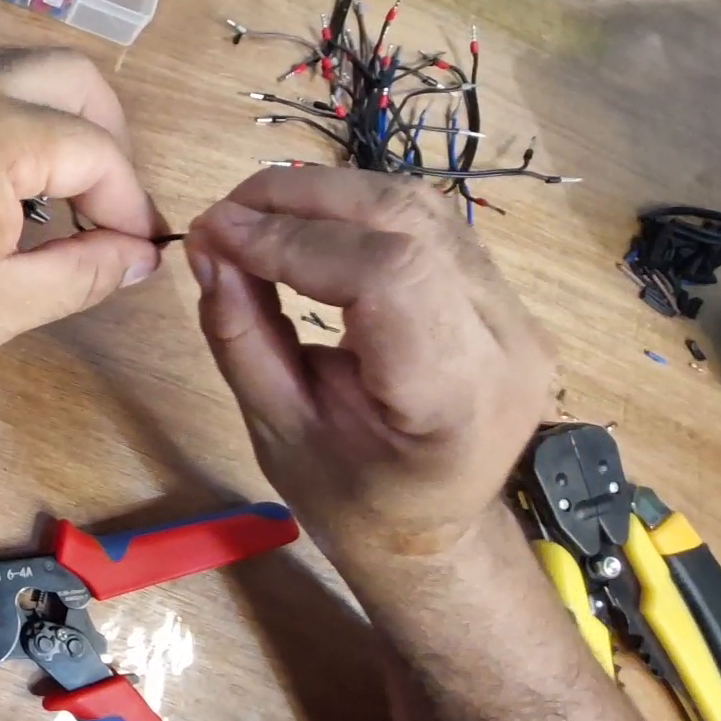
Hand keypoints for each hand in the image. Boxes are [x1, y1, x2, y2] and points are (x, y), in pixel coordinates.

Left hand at [0, 48, 163, 420]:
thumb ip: (88, 271)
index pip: (96, 150)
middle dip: (107, 139)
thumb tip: (143, 255)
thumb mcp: (3, 305)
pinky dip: (12, 119)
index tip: (139, 252)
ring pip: (19, 71)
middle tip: (108, 210)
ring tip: (66, 197)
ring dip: (59, 121)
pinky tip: (10, 184)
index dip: (129, 204)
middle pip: (68, 78)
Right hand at [184, 168, 553, 561]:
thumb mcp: (274, 429)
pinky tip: (299, 223)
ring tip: (251, 213)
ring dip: (322, 193)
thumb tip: (207, 247)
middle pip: (406, 220)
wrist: (429, 526)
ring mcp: (513, 309)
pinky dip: (349, 208)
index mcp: (453, 396)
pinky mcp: (498, 292)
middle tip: (222, 214)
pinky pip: (424, 221)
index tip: (212, 232)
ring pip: (419, 205)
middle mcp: (505, 339)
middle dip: (299, 199)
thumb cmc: (346, 496)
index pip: (385, 275)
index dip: (289, 240)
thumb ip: (239, 333)